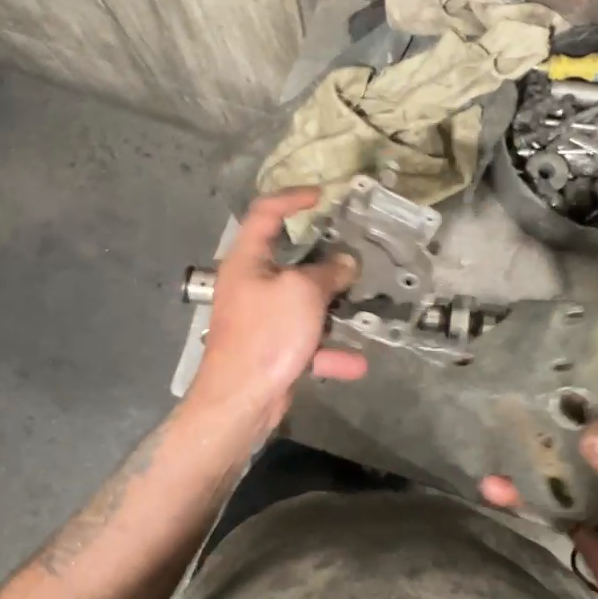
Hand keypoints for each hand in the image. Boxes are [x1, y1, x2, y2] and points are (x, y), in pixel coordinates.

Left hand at [188, 187, 365, 423]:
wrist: (239, 401)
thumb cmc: (266, 335)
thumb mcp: (303, 293)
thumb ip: (328, 273)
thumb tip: (345, 263)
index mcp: (246, 261)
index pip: (264, 214)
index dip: (291, 199)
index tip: (320, 197)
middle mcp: (249, 286)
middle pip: (287, 263)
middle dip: (321, 262)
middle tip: (350, 255)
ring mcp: (259, 320)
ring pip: (300, 305)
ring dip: (329, 310)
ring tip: (358, 307)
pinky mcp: (270, 351)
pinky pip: (305, 343)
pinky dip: (328, 352)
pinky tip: (356, 362)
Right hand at [482, 413, 597, 598]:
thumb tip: (591, 428)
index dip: (582, 399)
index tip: (541, 384)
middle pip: (579, 439)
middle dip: (546, 429)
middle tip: (501, 410)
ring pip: (562, 471)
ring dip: (530, 465)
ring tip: (489, 452)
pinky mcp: (583, 524)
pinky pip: (551, 504)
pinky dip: (526, 498)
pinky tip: (494, 490)